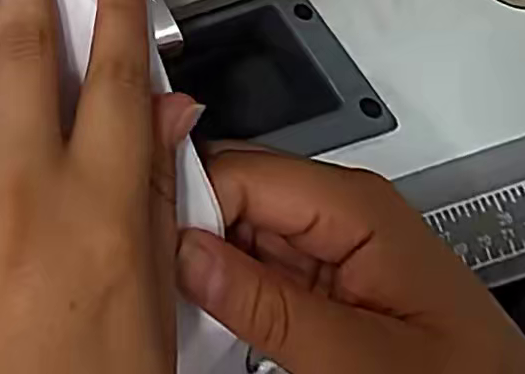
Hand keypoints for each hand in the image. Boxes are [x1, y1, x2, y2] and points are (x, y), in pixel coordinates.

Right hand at [177, 150, 524, 373]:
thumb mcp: (368, 364)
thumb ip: (270, 306)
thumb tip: (186, 252)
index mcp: (353, 202)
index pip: (235, 170)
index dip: (188, 205)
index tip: (156, 249)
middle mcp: (335, 204)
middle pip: (229, 184)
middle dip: (190, 225)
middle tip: (160, 275)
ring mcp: (325, 235)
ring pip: (232, 219)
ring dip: (203, 255)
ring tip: (180, 297)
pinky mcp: (319, 268)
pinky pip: (250, 253)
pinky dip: (224, 278)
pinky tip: (211, 306)